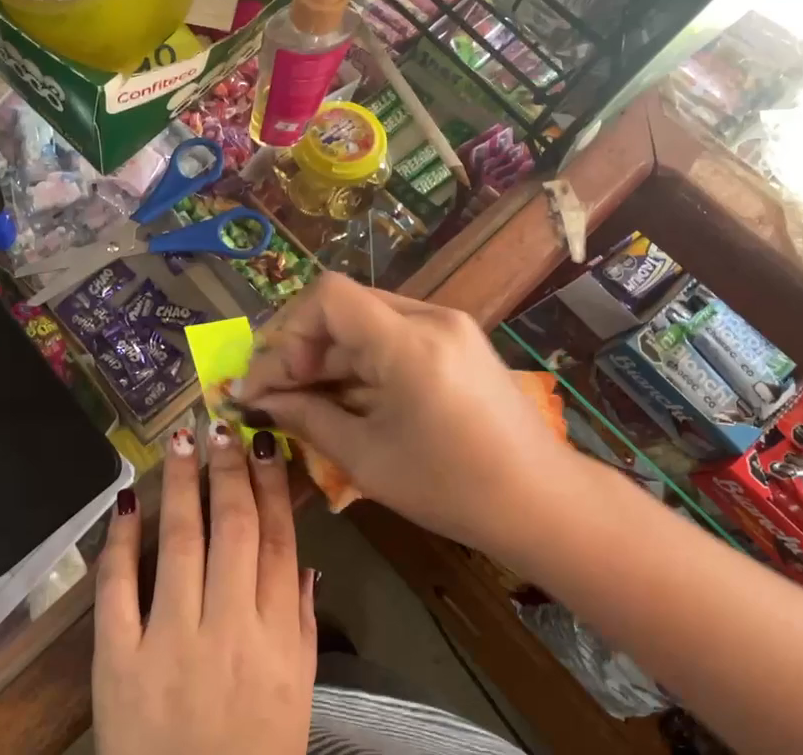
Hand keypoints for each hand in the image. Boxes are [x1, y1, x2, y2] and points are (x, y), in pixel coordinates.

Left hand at [93, 422, 315, 754]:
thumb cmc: (253, 753)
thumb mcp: (296, 697)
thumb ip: (298, 626)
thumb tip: (300, 560)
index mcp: (274, 640)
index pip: (275, 543)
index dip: (271, 487)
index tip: (265, 444)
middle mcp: (226, 632)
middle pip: (230, 532)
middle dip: (228, 471)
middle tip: (222, 427)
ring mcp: (168, 643)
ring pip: (180, 546)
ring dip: (182, 487)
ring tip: (181, 441)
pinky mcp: (117, 659)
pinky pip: (117, 588)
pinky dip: (120, 542)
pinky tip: (126, 503)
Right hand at [238, 273, 583, 557]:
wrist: (546, 505)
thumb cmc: (453, 488)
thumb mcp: (368, 458)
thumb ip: (306, 419)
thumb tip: (256, 404)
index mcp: (410, 343)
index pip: (327, 296)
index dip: (289, 332)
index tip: (276, 382)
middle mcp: (430, 318)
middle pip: (342, 307)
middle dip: (300, 349)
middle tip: (272, 395)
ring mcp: (448, 327)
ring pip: (363, 321)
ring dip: (327, 356)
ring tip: (303, 401)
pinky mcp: (456, 342)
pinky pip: (390, 335)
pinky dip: (359, 361)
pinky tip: (345, 398)